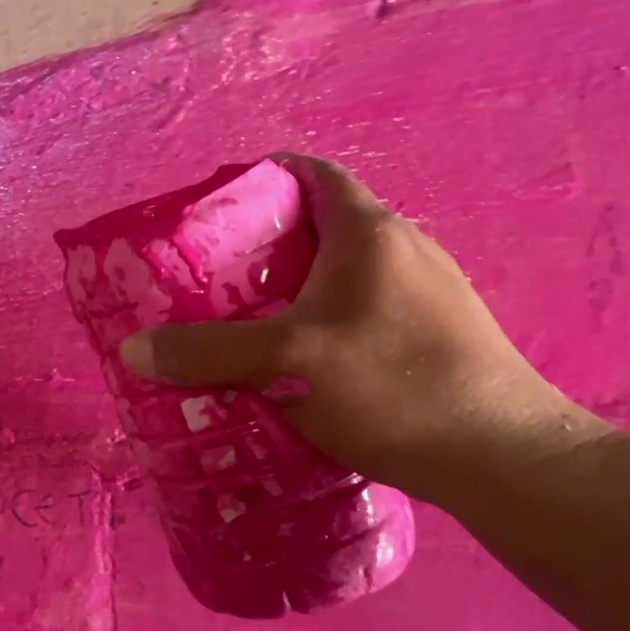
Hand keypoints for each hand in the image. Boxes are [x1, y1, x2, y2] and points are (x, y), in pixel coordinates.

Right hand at [120, 153, 604, 502]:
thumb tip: (131, 349)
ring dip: (287, 293)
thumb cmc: (392, 387)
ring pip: (337, 276)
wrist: (499, 455)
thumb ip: (206, 352)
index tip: (211, 215)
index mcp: (368, 233)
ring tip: (237, 330)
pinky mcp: (432, 336)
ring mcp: (424, 294)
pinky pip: (357, 313)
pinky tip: (292, 369)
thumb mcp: (285, 364)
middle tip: (206, 285)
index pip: (310, 175)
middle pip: (317, 228)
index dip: (258, 182)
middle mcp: (401, 249)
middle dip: (258, 250)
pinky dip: (316, 325)